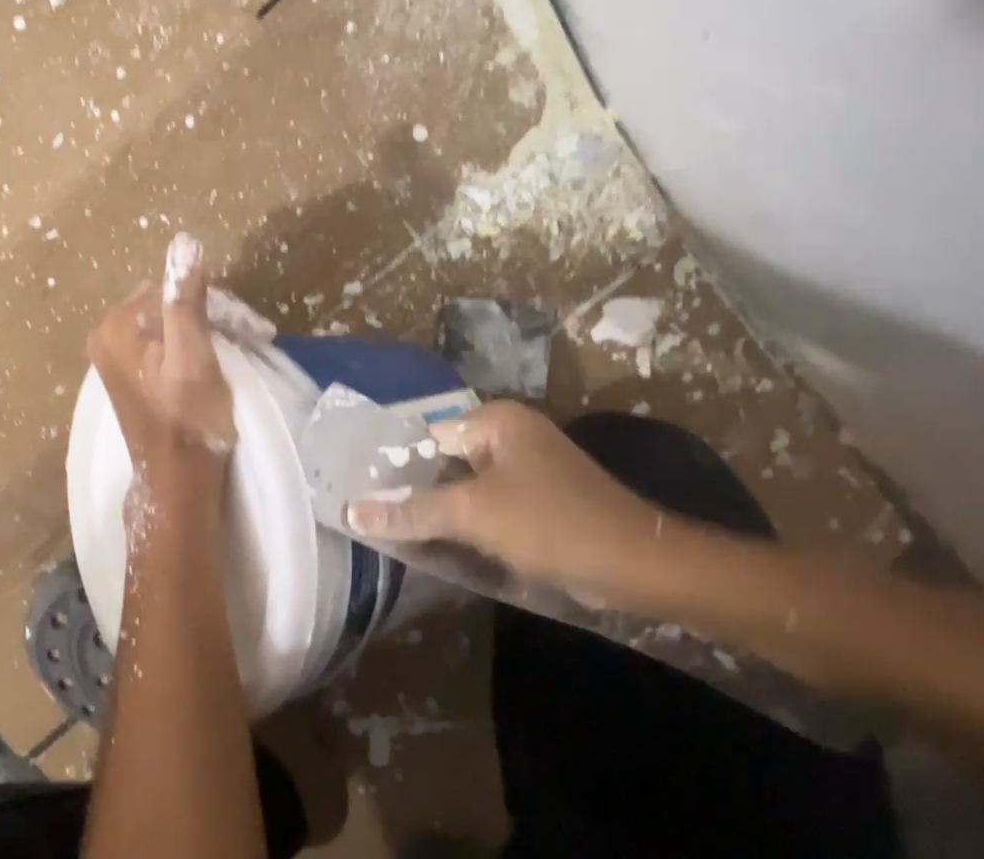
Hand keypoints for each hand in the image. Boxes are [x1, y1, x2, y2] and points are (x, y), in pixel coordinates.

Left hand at [86, 234, 236, 488]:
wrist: (177, 480)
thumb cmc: (189, 419)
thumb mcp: (193, 354)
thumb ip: (184, 299)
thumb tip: (183, 241)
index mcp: (116, 326)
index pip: (171, 289)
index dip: (214, 303)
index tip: (249, 325)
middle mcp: (105, 336)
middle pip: (166, 305)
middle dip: (210, 315)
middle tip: (250, 335)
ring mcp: (113, 358)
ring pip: (166, 325)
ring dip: (203, 331)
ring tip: (238, 348)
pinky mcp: (127, 377)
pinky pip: (160, 346)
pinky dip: (188, 348)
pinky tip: (210, 364)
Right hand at [345, 401, 665, 593]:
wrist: (632, 563)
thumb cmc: (549, 523)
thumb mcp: (472, 514)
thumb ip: (412, 511)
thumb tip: (351, 511)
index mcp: (497, 421)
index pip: (428, 435)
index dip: (394, 466)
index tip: (360, 493)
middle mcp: (511, 435)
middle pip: (445, 461)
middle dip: (414, 491)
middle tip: (371, 518)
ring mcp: (528, 469)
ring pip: (466, 488)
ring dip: (439, 512)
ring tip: (395, 535)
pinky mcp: (539, 502)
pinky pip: (488, 507)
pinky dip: (467, 525)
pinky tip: (440, 547)